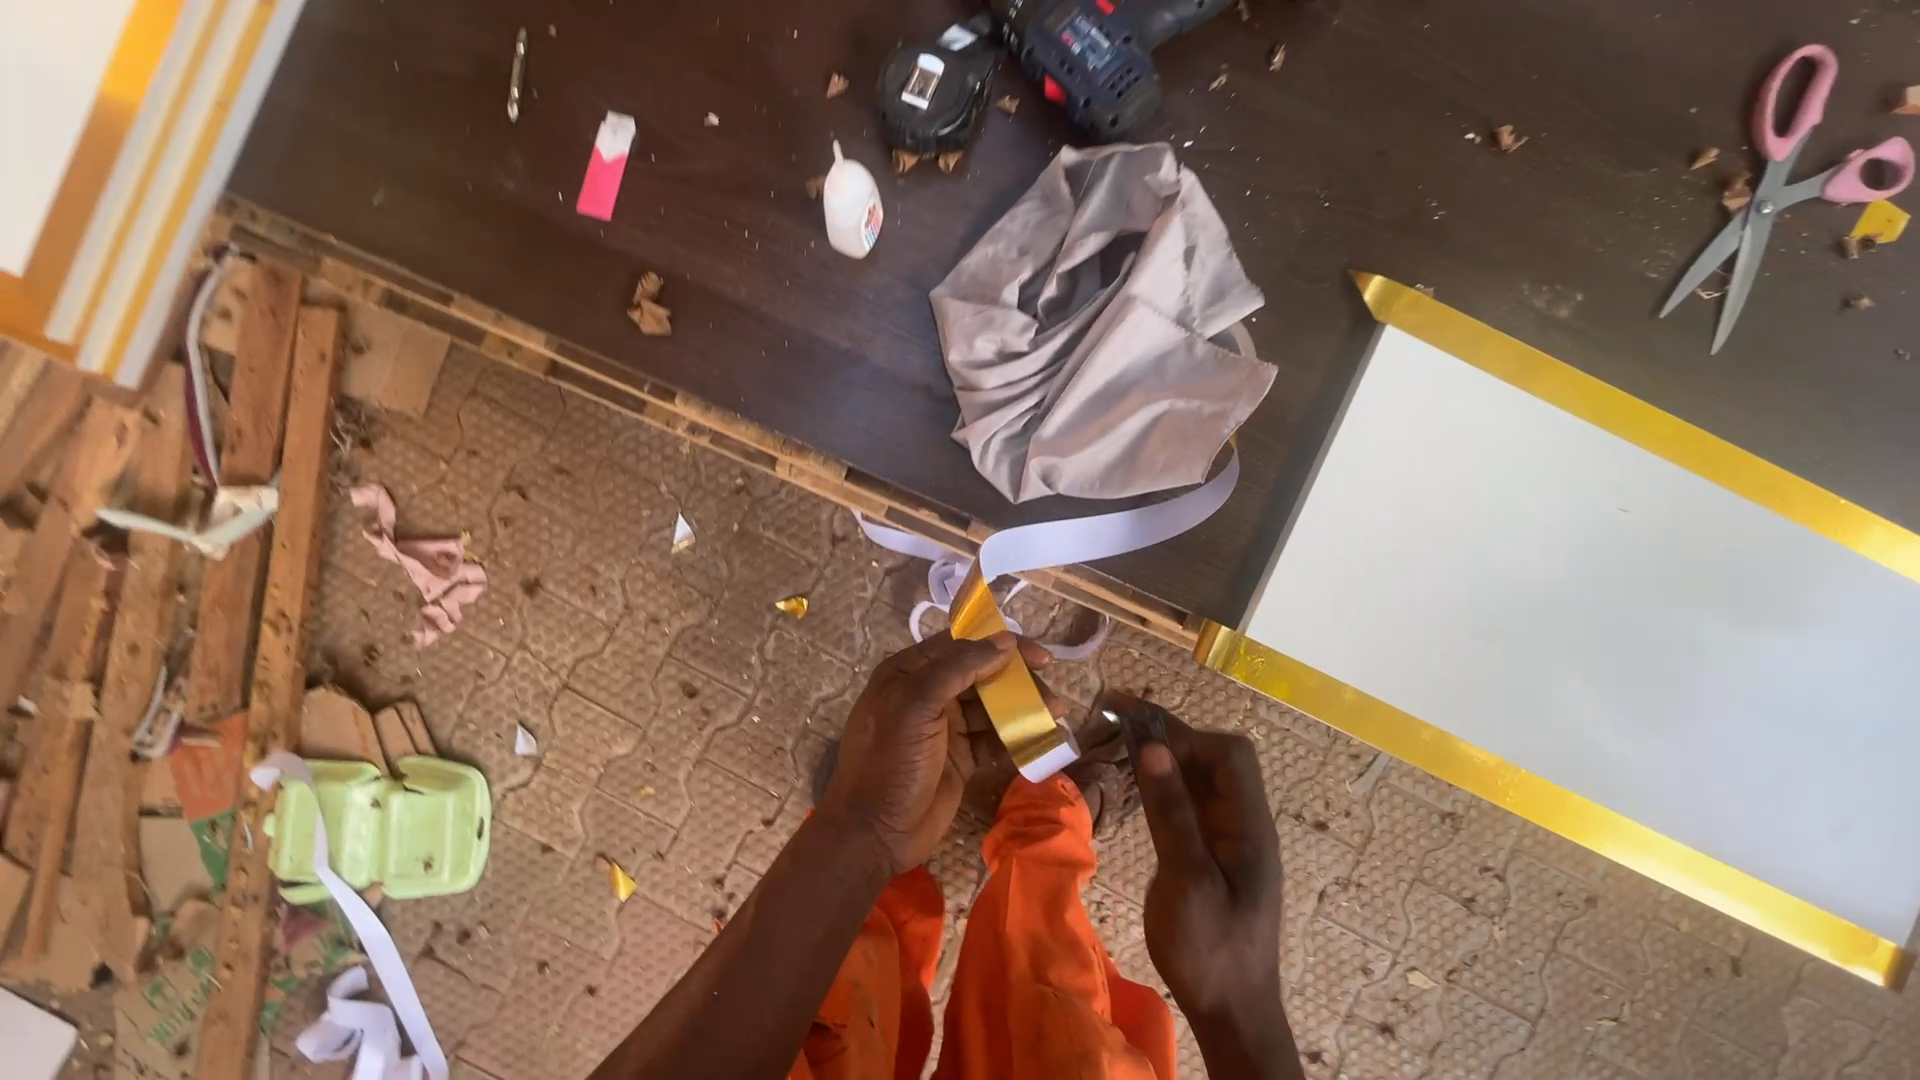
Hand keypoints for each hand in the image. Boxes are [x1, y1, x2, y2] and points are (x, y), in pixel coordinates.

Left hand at [822, 632, 1055, 876]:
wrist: (874, 833)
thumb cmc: (889, 761)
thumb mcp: (916, 705)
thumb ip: (958, 668)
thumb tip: (1003, 642)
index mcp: (908, 672)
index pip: (961, 645)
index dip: (1001, 645)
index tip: (1039, 656)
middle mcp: (928, 693)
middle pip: (981, 675)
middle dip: (1017, 681)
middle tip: (1051, 693)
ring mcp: (945, 727)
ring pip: (991, 707)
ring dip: (1022, 709)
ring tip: (1055, 716)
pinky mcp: (960, 757)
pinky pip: (993, 738)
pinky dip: (1016, 737)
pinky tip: (1041, 740)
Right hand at [1120, 699, 1297, 1075]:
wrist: (1231, 1012)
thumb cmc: (1210, 950)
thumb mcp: (1187, 880)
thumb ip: (1172, 812)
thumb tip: (1153, 747)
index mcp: (1248, 825)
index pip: (1230, 755)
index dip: (1187, 735)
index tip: (1138, 730)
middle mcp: (1241, 823)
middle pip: (1214, 760)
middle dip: (1170, 736)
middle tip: (1117, 721)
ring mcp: (1226, 839)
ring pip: (1199, 779)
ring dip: (1164, 758)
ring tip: (1118, 741)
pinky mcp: (1209, 855)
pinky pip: (1189, 805)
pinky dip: (1163, 786)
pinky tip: (1136, 785)